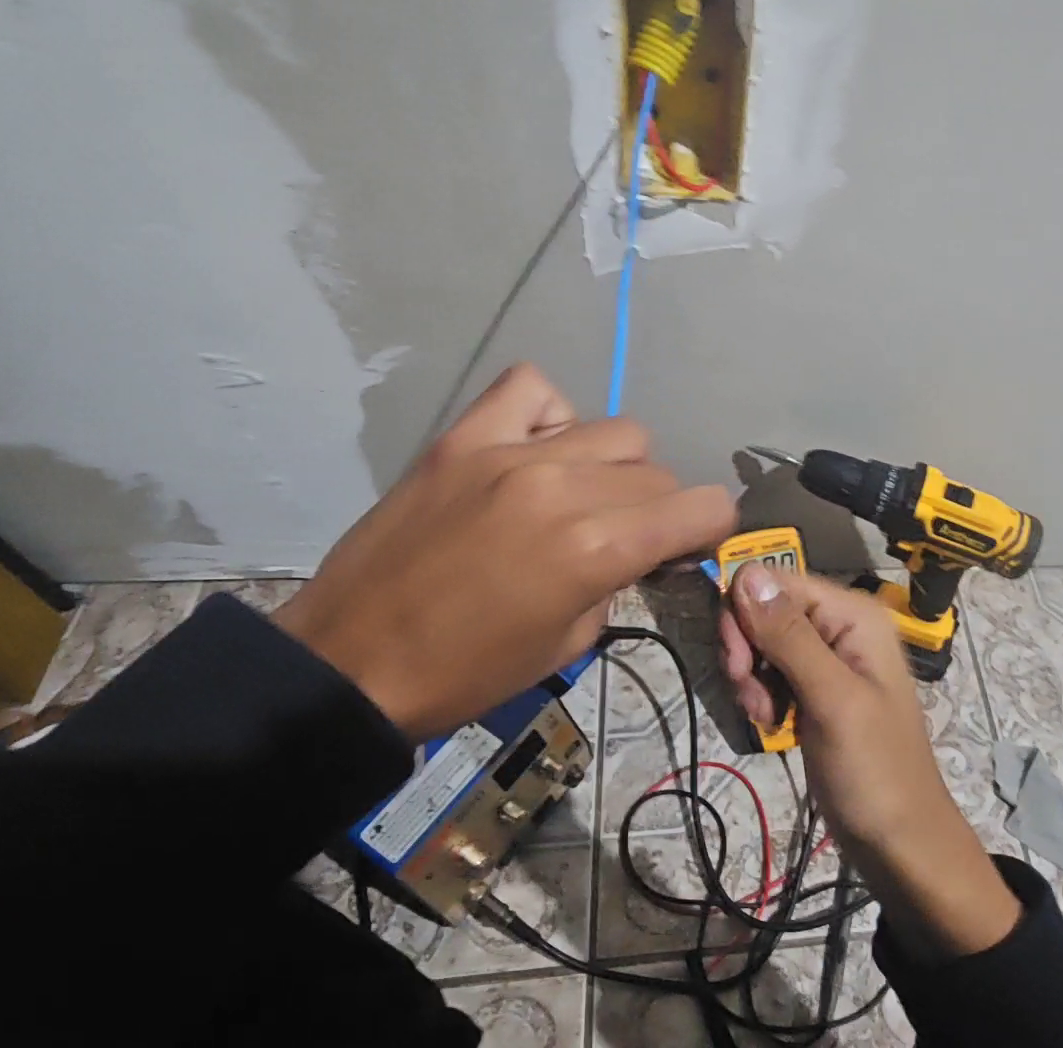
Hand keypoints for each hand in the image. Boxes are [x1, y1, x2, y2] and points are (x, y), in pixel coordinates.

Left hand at [274, 364, 735, 740]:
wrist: (352, 663)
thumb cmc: (469, 672)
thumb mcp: (570, 643)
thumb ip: (618, 579)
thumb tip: (638, 548)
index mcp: (596, 549)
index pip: (703, 506)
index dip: (710, 529)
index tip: (690, 547)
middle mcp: (563, 486)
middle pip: (659, 471)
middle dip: (662, 508)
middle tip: (629, 539)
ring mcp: (508, 452)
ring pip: (613, 429)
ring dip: (617, 467)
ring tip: (583, 495)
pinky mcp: (461, 437)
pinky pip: (532, 390)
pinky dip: (553, 416)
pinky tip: (538, 451)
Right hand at [720, 565, 1020, 958]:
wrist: (898, 840)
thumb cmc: (874, 771)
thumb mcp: (832, 699)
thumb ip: (790, 636)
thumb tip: (747, 572)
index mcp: (854, 614)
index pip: (775, 583)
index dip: (745, 616)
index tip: (737, 665)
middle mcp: (841, 625)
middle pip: (764, 609)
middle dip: (747, 651)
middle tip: (753, 700)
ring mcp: (828, 657)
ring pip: (761, 642)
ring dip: (752, 679)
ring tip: (767, 719)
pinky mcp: (815, 687)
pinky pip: (771, 671)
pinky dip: (762, 695)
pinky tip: (772, 724)